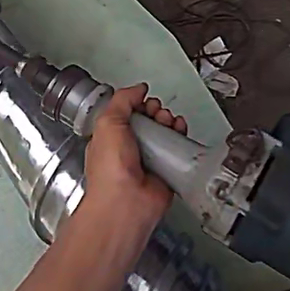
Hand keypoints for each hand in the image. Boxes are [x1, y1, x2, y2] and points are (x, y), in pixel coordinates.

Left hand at [83, 84, 184, 231]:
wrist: (126, 201)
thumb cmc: (110, 170)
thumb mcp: (108, 122)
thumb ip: (122, 100)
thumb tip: (138, 88)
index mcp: (111, 138)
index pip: (128, 113)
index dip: (138, 103)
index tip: (144, 101)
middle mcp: (130, 149)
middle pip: (149, 120)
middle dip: (156, 110)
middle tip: (156, 112)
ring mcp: (149, 160)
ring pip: (165, 132)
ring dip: (169, 121)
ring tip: (168, 121)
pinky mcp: (167, 170)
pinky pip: (178, 148)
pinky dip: (181, 136)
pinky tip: (179, 130)